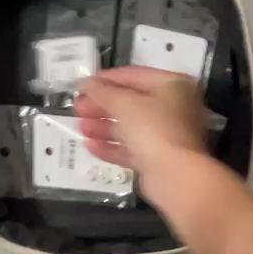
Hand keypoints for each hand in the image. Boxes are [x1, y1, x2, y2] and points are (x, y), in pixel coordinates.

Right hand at [75, 67, 213, 209]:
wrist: (175, 177)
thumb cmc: (153, 130)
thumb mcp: (124, 104)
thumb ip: (102, 92)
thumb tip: (85, 83)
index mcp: (172, 86)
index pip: (134, 75)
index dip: (106, 80)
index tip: (82, 84)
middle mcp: (172, 108)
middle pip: (131, 103)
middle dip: (101, 106)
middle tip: (77, 108)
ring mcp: (166, 136)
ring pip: (130, 128)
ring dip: (103, 127)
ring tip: (80, 127)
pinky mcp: (157, 160)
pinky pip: (132, 149)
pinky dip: (112, 147)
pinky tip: (90, 146)